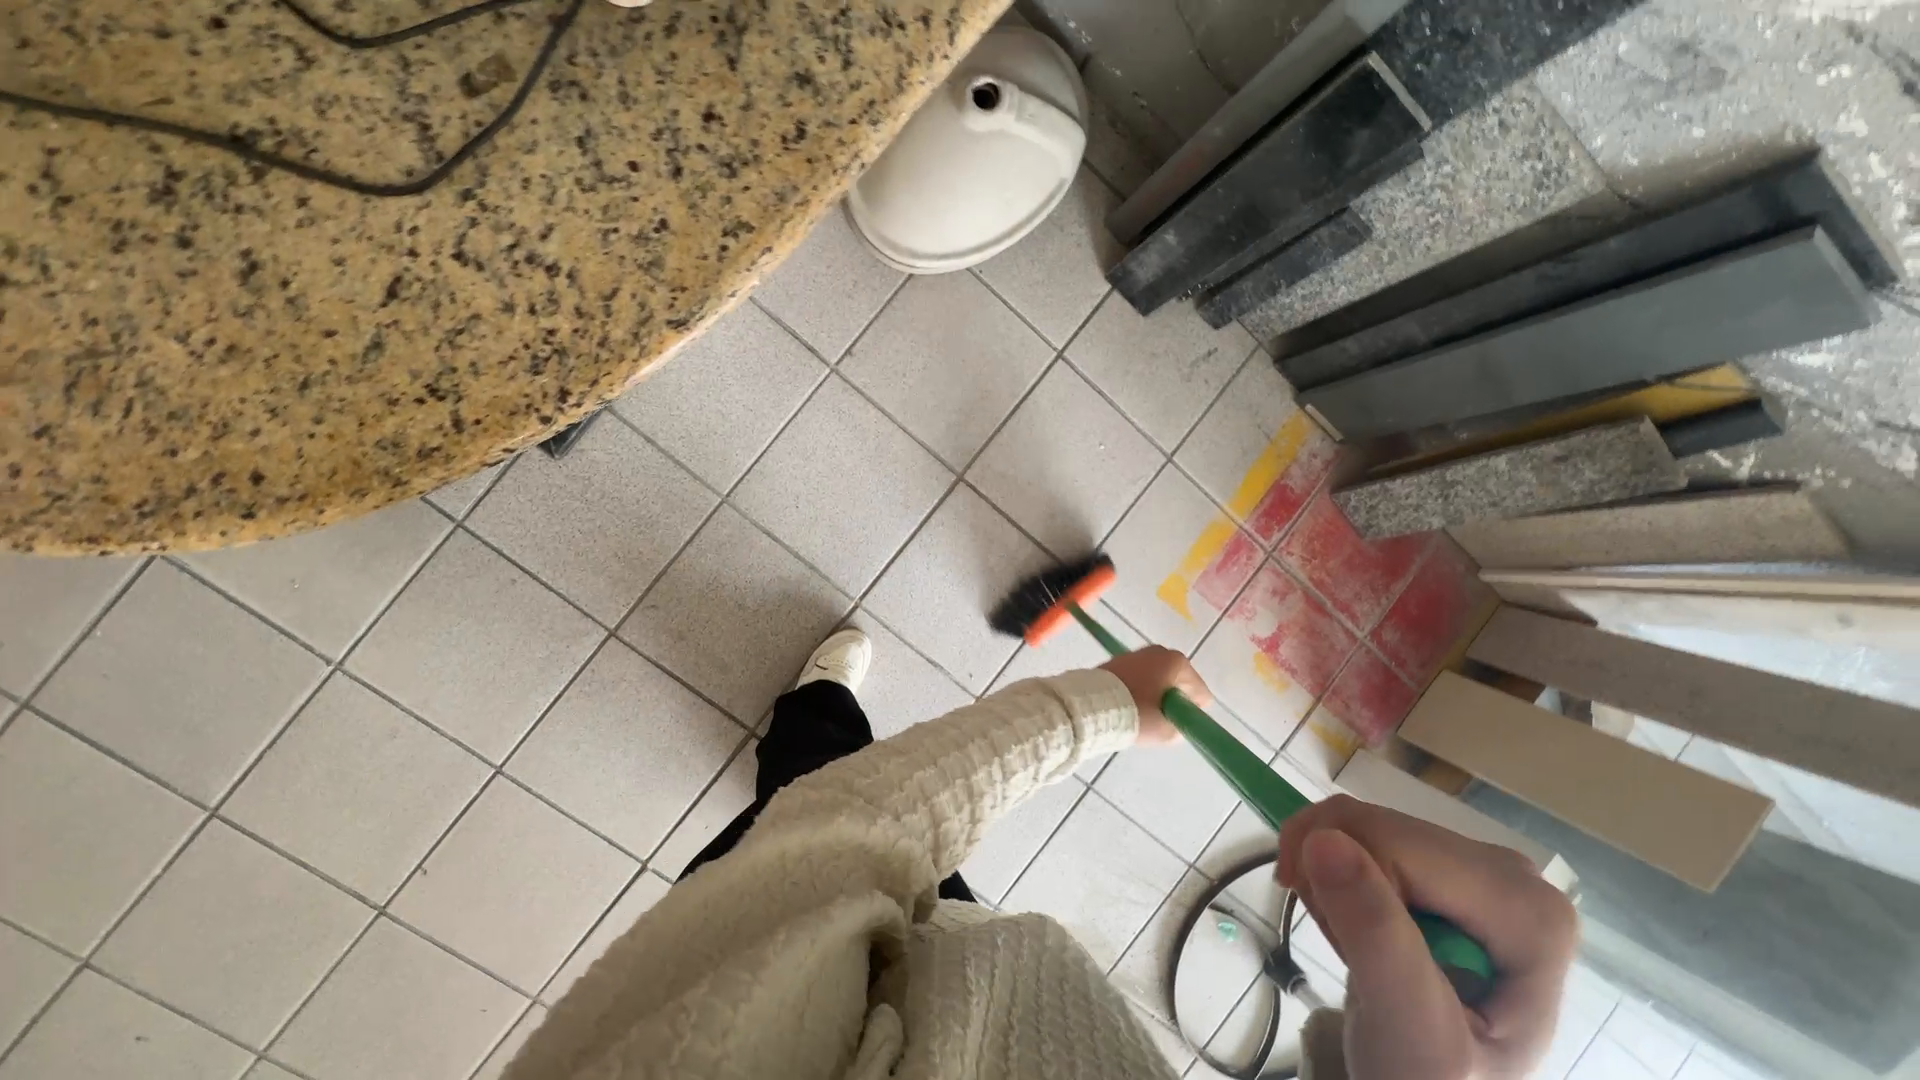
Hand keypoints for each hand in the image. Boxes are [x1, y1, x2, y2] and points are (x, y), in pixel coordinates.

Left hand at [1099, 646, 1210, 745]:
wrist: (1092, 704)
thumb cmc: (1135, 713)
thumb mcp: (1165, 730)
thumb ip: (1180, 727)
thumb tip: (1177, 724)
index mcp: (1177, 663)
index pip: (1200, 692)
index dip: (1192, 711)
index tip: (1177, 723)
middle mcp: (1159, 652)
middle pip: (1177, 682)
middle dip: (1172, 699)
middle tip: (1161, 718)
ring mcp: (1137, 653)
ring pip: (1157, 679)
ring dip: (1155, 694)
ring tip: (1143, 713)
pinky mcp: (1118, 660)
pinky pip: (1139, 677)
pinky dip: (1139, 689)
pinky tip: (1130, 704)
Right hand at [1276, 796, 1576, 1079]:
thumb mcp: (1409, 1031)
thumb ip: (1376, 939)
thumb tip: (1325, 840)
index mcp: (1530, 913)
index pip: (1397, 845)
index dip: (1345, 880)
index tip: (1332, 938)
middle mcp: (1517, 877)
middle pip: (1381, 828)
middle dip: (1331, 873)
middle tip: (1336, 942)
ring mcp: (1484, 871)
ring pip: (1364, 824)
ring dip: (1327, 874)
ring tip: (1347, 943)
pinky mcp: (1451, 870)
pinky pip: (1365, 835)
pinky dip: (1335, 870)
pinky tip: (1354, 923)